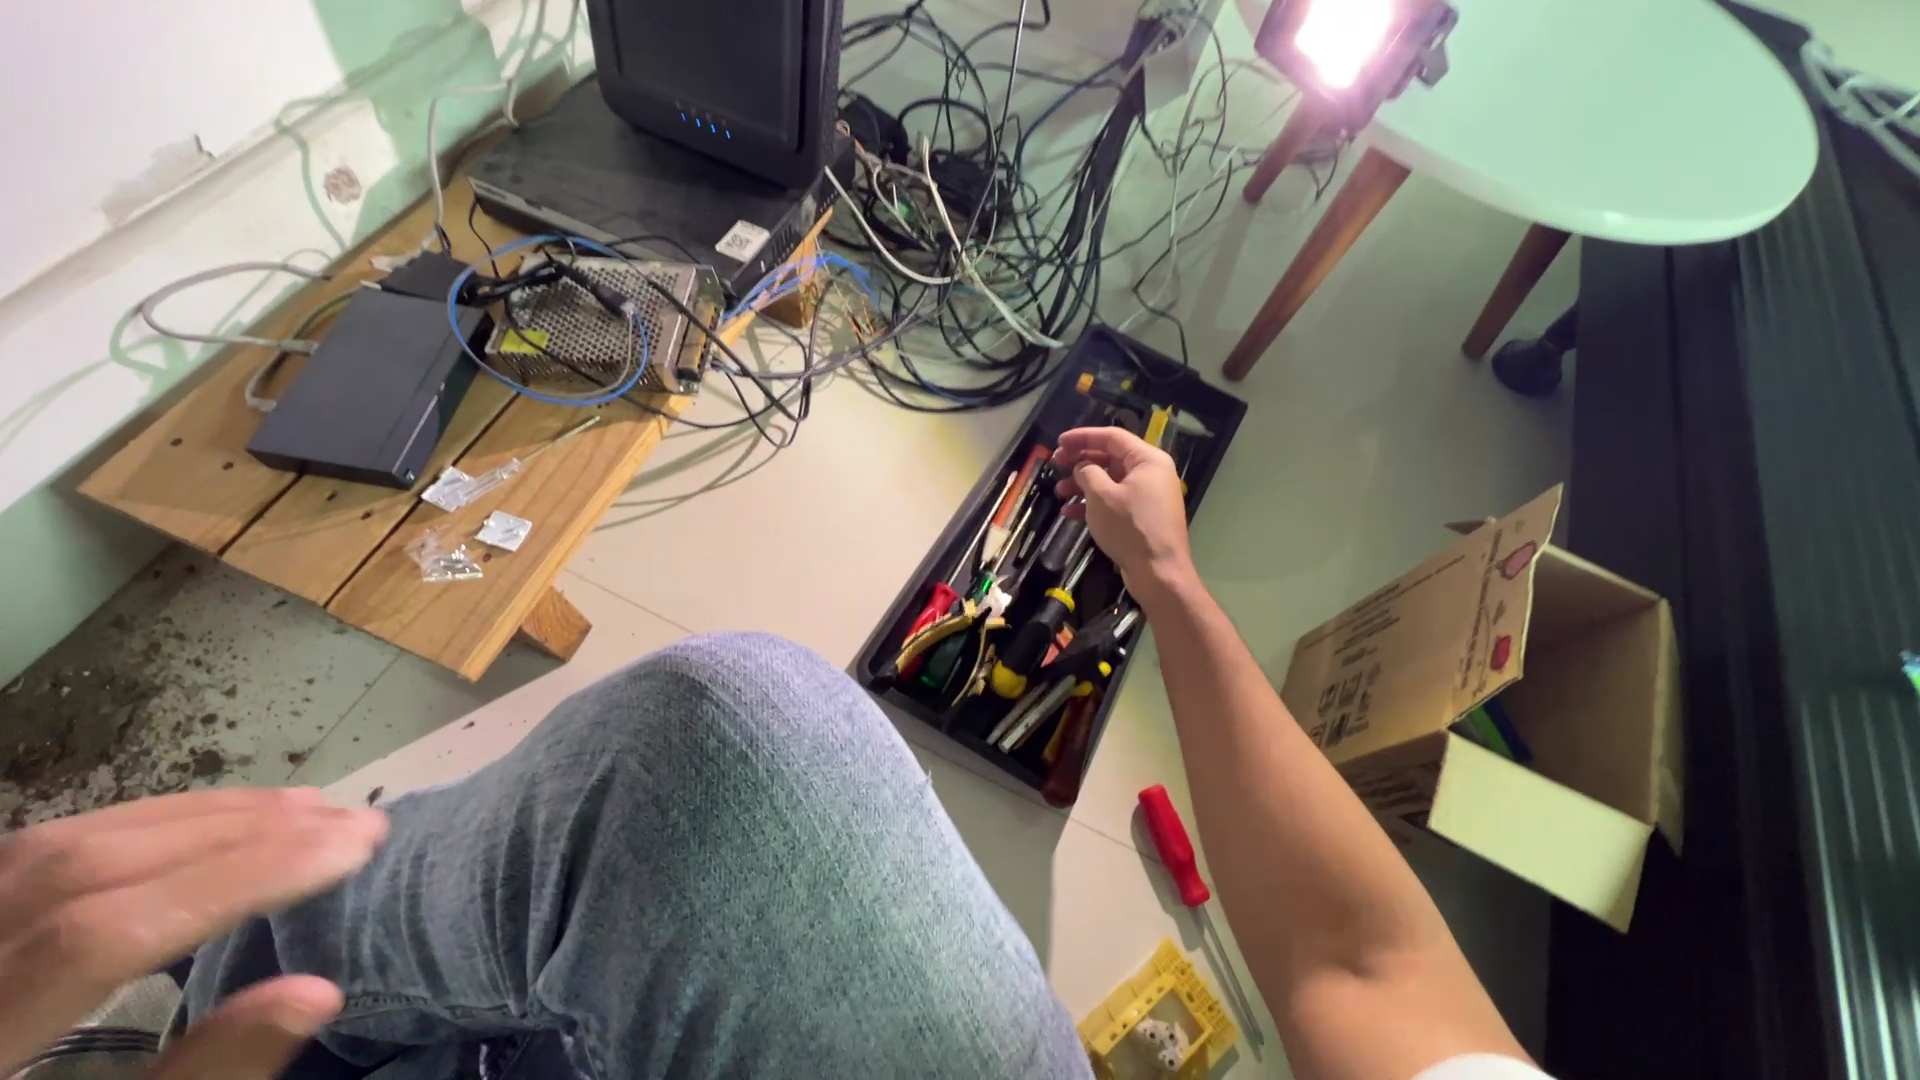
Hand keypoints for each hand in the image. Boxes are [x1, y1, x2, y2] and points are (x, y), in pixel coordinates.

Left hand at [0, 788, 387, 1078]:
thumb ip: (202, 1076)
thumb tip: (319, 991)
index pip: (106, 936)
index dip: (241, 881)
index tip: (354, 850)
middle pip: (91, 871)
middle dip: (242, 836)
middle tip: (354, 822)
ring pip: (70, 840)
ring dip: (208, 816)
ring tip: (310, 808)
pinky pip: (48, 842)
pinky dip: (152, 819)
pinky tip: (222, 816)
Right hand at [1053, 426, 1196, 603]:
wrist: (1158, 572)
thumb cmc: (1131, 528)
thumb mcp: (1102, 496)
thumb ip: (1088, 473)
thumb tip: (1082, 467)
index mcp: (1148, 460)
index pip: (1112, 437)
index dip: (1083, 437)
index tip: (1059, 442)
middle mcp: (1151, 474)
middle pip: (1110, 458)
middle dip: (1081, 461)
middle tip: (1056, 464)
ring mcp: (1147, 496)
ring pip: (1110, 481)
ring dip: (1082, 484)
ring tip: (1059, 491)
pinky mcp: (1141, 517)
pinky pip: (1114, 501)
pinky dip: (1093, 504)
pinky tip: (1070, 513)